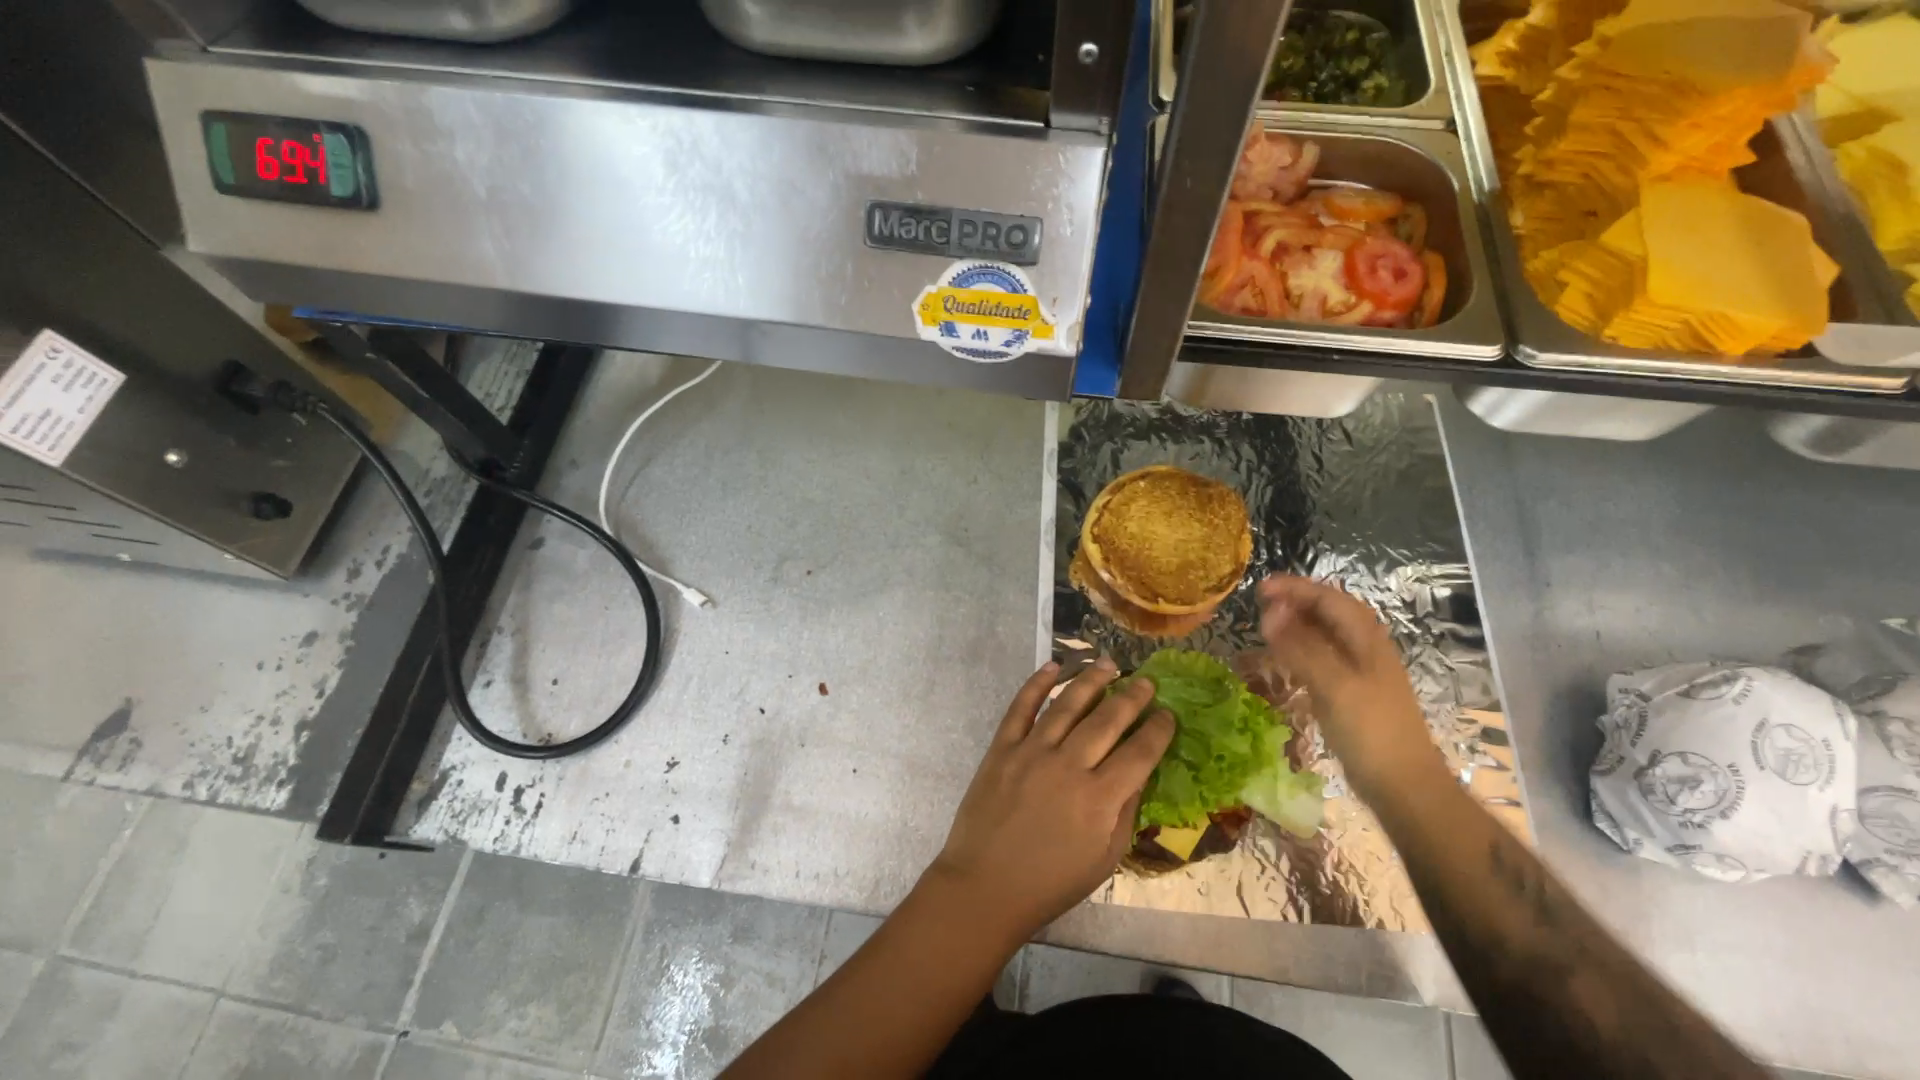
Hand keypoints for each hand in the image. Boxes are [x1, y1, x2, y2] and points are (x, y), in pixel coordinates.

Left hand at [927, 659, 1175, 942]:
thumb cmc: (1051, 882)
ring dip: (1090, 680)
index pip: (1140, 752)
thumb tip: (1140, 773)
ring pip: (1067, 704)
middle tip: (1146, 682)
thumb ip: (1125, 812)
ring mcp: (1031, 753)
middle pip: (1108, 720)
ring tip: (1108, 664)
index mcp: (1100, 798)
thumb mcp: (1105, 859)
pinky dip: (1037, 684)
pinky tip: (1053, 667)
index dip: (1158, 730)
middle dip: (1132, 698)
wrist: (985, 886)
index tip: (1168, 714)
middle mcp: (1068, 766)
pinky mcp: (1001, 749)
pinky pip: (1021, 707)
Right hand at [1257, 576, 1443, 799]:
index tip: (1260, 588)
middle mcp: (1365, 650)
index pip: (1329, 599)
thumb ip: (1301, 648)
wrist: (1404, 786)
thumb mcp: (1334, 686)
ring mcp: (1360, 674)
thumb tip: (1269, 615)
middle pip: (1330, 613)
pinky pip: (1322, 661)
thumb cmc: (1372, 732)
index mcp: (1367, 640)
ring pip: (1326, 637)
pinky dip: (1301, 653)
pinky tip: (1284, 661)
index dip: (1295, 589)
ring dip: (1298, 626)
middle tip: (1261, 606)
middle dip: (1296, 603)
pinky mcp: (1351, 697)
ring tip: (1267, 628)